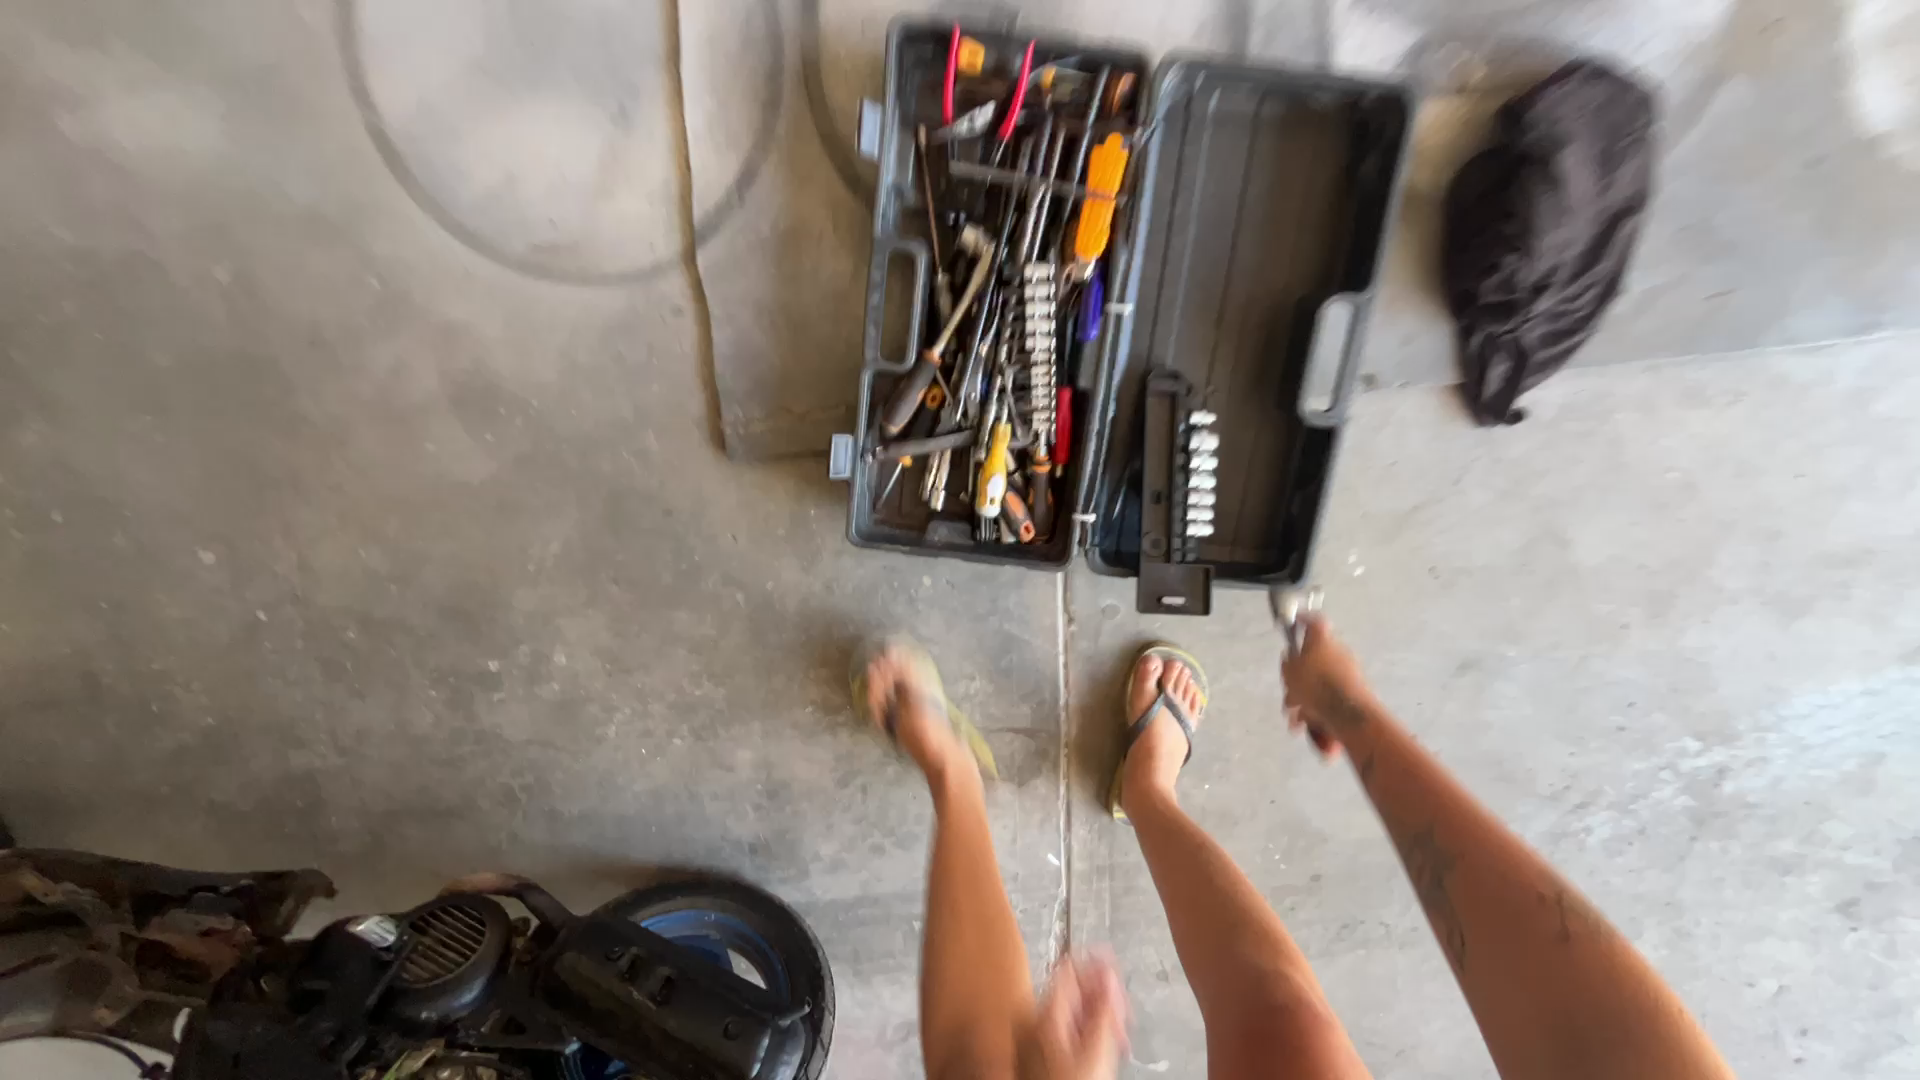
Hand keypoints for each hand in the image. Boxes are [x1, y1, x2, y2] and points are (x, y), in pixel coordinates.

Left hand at [1018, 951, 1128, 1079]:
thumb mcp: (1096, 1048)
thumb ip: (1104, 1007)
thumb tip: (1109, 972)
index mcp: (1045, 1005)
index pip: (1069, 965)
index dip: (1095, 961)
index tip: (1114, 962)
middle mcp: (1035, 1013)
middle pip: (1072, 987)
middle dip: (1100, 993)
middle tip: (1122, 1005)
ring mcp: (1035, 1032)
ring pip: (1072, 1009)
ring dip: (1098, 1014)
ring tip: (1118, 1030)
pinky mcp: (1040, 1051)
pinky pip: (1067, 1028)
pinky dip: (1087, 1030)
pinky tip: (1102, 1044)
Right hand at [1281, 614, 1377, 757]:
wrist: (1348, 712)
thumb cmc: (1315, 686)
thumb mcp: (1290, 672)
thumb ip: (1288, 662)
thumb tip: (1290, 657)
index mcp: (1322, 639)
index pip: (1313, 621)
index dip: (1302, 620)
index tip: (1294, 622)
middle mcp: (1339, 650)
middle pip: (1314, 657)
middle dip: (1299, 677)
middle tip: (1289, 691)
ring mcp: (1350, 670)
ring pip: (1321, 680)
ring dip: (1306, 698)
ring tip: (1295, 717)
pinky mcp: (1357, 689)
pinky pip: (1332, 694)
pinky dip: (1319, 707)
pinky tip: (1307, 723)